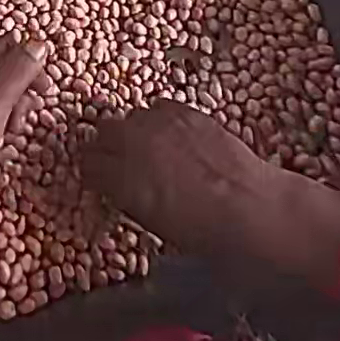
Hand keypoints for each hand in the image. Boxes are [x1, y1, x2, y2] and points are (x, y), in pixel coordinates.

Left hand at [0, 34, 48, 217]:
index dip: (29, 60)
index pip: (7, 45)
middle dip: (24, 89)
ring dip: (16, 110)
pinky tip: (2, 142)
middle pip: (7, 70)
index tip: (43, 84)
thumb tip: (39, 43)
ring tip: (13, 130)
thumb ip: (19, 70)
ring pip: (3, 95)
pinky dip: (3, 126)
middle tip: (30, 110)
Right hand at [85, 101, 325, 270]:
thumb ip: (129, 197)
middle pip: (103, 131)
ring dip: (134, 130)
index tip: (97, 175)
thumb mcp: (155, 223)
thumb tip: (120, 186)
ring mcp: (158, 122)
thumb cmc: (205, 232)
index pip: (88, 163)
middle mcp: (133, 143)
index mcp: (121, 178)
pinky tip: (174, 136)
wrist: (251, 206)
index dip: (91, 169)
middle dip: (107, 144)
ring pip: (130, 116)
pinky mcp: (183, 110)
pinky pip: (158, 108)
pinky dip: (160, 120)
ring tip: (151, 147)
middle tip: (120, 160)